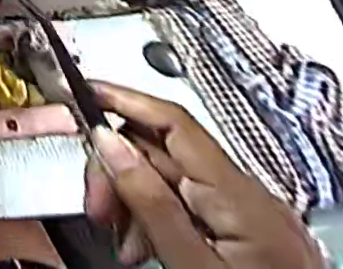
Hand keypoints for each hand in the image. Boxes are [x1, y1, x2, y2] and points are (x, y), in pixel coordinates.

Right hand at [83, 82, 320, 268]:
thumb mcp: (193, 268)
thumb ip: (149, 201)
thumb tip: (108, 140)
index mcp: (245, 201)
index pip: (174, 122)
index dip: (125, 100)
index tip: (86, 92)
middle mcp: (255, 202)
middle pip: (165, 153)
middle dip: (120, 169)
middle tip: (96, 202)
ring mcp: (255, 224)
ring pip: (171, 181)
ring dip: (132, 199)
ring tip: (120, 239)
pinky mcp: (250, 244)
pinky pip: (189, 209)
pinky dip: (156, 219)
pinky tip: (142, 247)